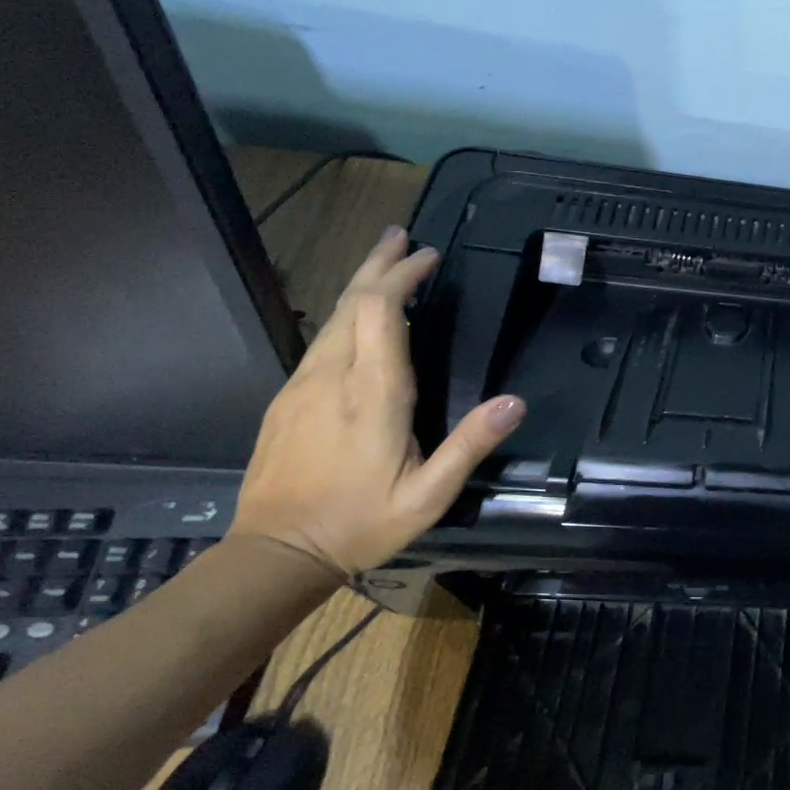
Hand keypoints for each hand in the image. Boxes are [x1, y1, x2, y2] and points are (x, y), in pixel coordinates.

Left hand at [229, 227, 526, 576]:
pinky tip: (358, 319)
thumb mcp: (429, 495)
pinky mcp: (288, 400)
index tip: (429, 256)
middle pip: (352, 303)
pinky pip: (321, 341)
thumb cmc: (360, 522)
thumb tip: (516, 401)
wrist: (273, 554)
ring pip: (332, 318)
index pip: (381, 312)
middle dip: (379, 265)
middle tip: (403, 236)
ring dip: (360, 284)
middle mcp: (333, 378)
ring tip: (384, 262)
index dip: (403, 276)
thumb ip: (470, 445)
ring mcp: (303, 387)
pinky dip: (346, 314)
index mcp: (372, 394)